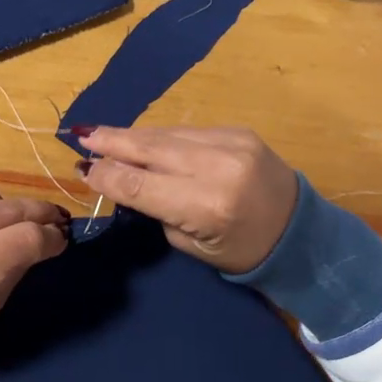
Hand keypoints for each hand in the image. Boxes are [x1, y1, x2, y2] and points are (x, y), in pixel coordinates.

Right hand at [76, 126, 298, 273]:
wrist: (302, 231)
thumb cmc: (243, 251)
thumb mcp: (192, 244)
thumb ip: (156, 208)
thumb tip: (122, 180)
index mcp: (205, 206)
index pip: (139, 185)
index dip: (106, 175)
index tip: (82, 169)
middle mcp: (216, 167)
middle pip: (148, 149)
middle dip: (111, 142)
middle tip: (80, 135)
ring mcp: (230, 143)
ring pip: (165, 134)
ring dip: (131, 135)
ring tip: (101, 133)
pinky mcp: (237, 130)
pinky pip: (186, 131)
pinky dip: (161, 136)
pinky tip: (142, 139)